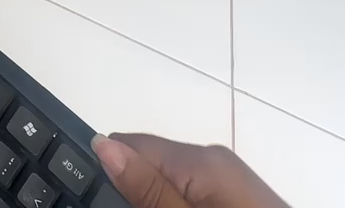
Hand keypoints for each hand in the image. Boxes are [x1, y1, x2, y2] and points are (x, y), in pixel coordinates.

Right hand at [92, 134, 288, 207]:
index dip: (112, 178)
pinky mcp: (241, 199)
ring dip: (160, 204)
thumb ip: (149, 191)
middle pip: (149, 165)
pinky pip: (196, 196)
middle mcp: (215, 159)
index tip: (110, 206)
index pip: (127, 144)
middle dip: (138, 196)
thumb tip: (102, 144)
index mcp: (200, 160)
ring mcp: (232, 180)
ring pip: (172, 185)